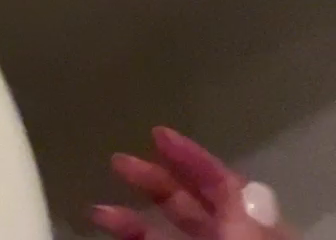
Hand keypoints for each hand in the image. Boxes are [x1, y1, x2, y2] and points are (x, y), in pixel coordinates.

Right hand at [93, 127, 295, 239]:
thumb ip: (245, 221)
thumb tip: (250, 185)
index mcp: (257, 226)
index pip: (229, 186)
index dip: (195, 158)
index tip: (156, 131)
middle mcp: (234, 233)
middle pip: (197, 199)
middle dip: (157, 176)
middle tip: (119, 159)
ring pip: (173, 219)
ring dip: (136, 204)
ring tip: (103, 200)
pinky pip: (153, 236)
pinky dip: (127, 225)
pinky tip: (103, 216)